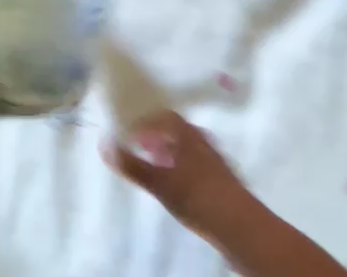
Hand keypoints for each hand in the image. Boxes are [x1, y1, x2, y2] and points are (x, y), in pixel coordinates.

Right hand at [104, 109, 246, 226]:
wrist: (243, 228)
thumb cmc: (197, 197)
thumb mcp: (159, 182)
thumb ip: (132, 164)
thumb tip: (103, 142)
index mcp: (189, 136)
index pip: (167, 117)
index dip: (147, 123)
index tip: (133, 135)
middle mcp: (205, 144)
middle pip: (180, 132)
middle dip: (160, 138)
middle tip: (144, 149)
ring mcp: (219, 164)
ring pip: (192, 150)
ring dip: (174, 155)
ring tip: (160, 169)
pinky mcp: (227, 184)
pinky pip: (201, 167)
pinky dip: (186, 170)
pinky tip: (181, 188)